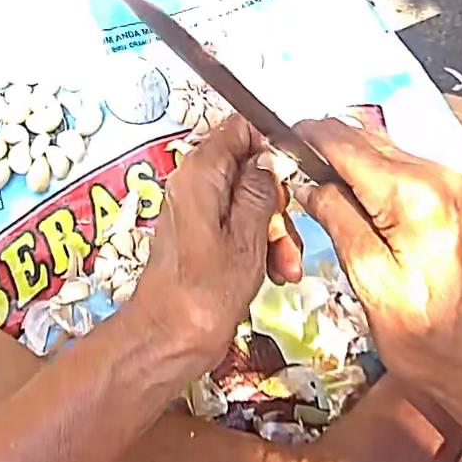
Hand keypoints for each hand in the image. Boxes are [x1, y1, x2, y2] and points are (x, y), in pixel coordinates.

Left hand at [121, 114, 303, 370]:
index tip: (291, 176)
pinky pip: (234, 218)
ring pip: (245, 196)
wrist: (170, 332)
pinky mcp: (197, 225)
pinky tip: (270, 270)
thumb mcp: (247, 238)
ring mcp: (193, 202)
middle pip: (246, 166)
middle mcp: (191, 179)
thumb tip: (267, 157)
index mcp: (199, 172)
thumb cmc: (206, 289)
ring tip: (282, 266)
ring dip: (272, 228)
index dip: (269, 146)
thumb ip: (259, 192)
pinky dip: (256, 239)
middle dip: (275, 200)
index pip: (236, 129)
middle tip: (286, 239)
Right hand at [291, 118, 461, 380]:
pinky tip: (361, 201)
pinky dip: (372, 173)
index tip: (281, 146)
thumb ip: (334, 218)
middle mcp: (439, 180)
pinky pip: (399, 163)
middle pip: (360, 136)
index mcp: (412, 197)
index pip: (340, 139)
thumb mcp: (368, 279)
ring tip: (328, 192)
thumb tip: (307, 184)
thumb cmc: (434, 337)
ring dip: (347, 161)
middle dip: (323, 150)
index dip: (303, 138)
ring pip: (378, 146)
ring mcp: (454, 184)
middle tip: (299, 175)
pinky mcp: (459, 193)